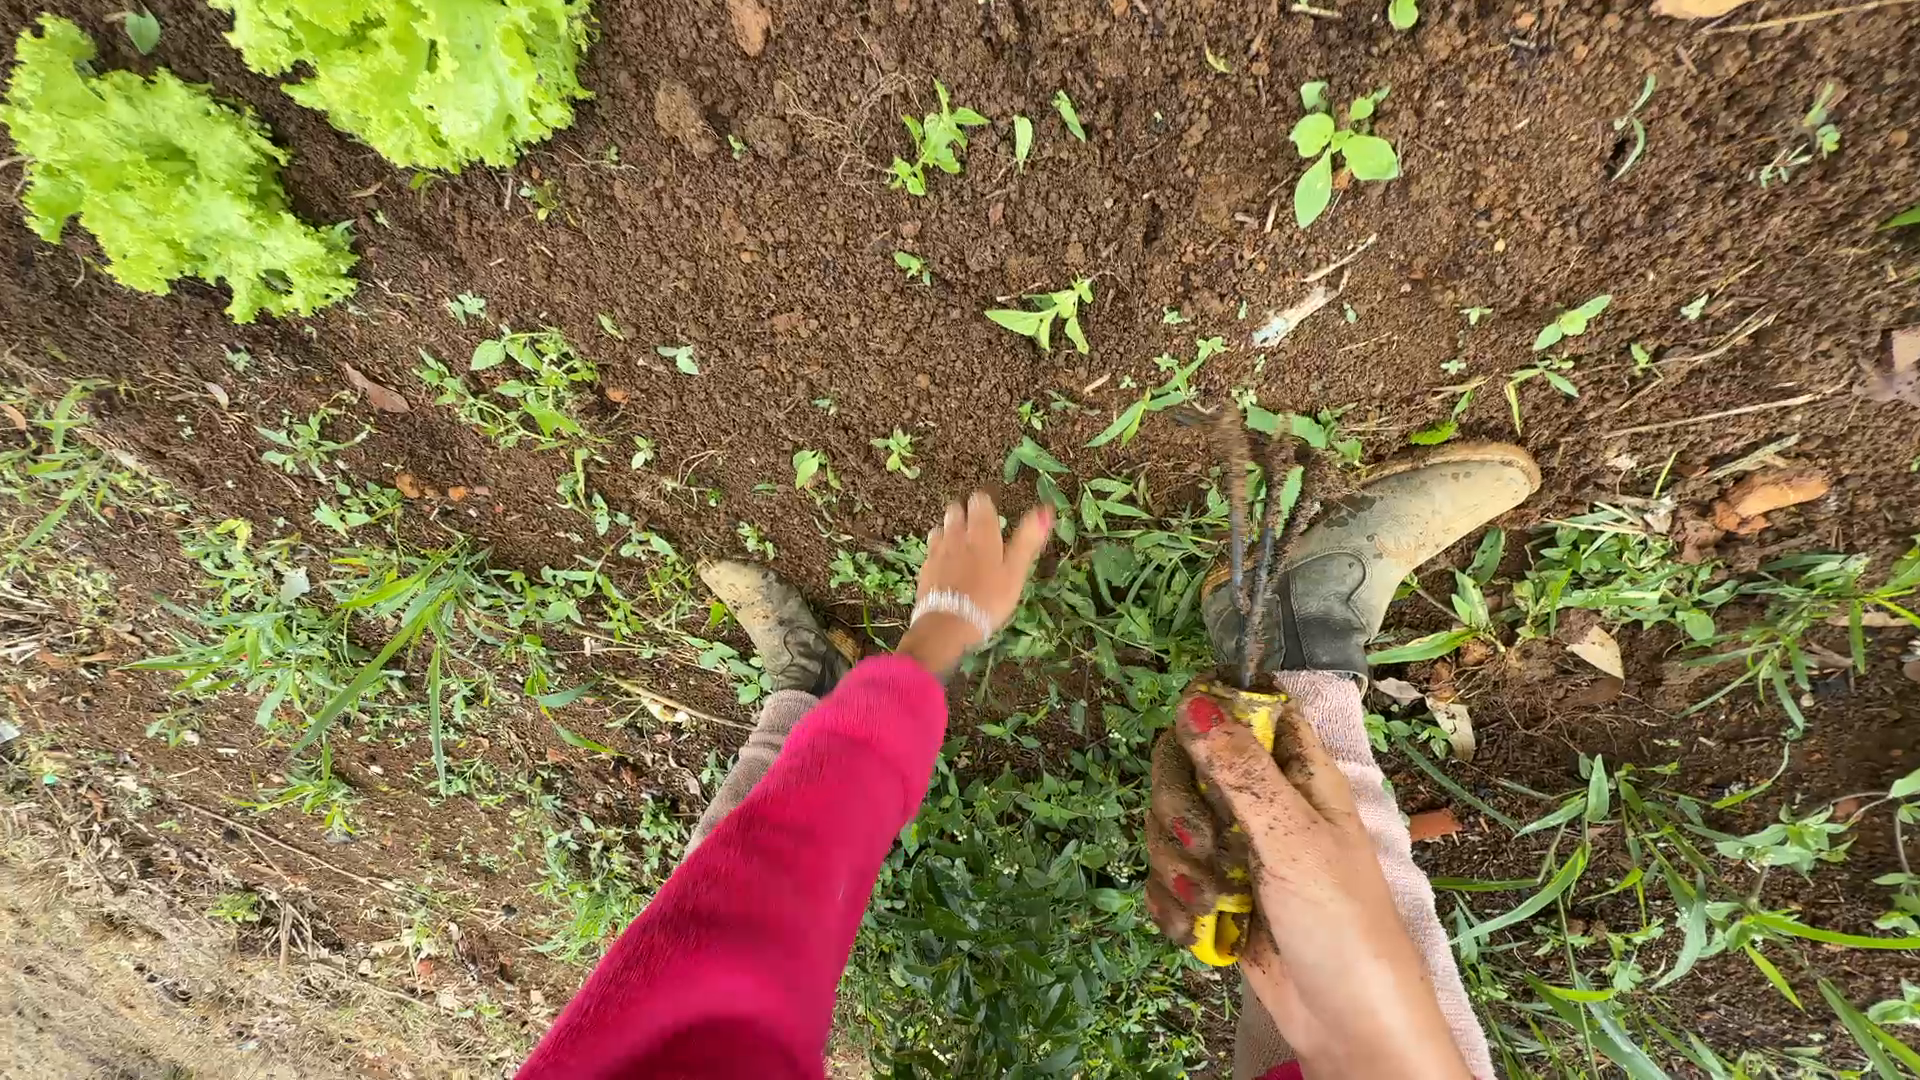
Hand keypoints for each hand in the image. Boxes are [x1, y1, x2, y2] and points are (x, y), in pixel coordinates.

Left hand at [897, 492, 1050, 676]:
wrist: (948, 625)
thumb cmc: (989, 598)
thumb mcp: (1015, 571)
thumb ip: (1028, 540)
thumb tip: (1045, 510)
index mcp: (981, 532)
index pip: (979, 501)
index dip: (985, 505)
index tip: (992, 516)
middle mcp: (956, 534)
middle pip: (956, 510)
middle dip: (965, 515)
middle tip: (977, 532)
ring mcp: (937, 550)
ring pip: (941, 528)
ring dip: (950, 532)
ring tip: (961, 548)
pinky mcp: (925, 568)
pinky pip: (932, 550)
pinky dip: (940, 552)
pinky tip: (947, 567)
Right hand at [1145, 692, 1470, 1079]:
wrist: (1347, 1033)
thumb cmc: (1342, 924)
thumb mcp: (1294, 839)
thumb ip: (1240, 769)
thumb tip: (1191, 699)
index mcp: (1293, 771)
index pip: (1246, 705)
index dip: (1213, 705)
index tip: (1187, 732)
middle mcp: (1256, 798)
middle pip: (1185, 761)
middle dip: (1178, 805)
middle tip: (1202, 842)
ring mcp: (1229, 845)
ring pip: (1166, 819)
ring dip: (1178, 864)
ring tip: (1212, 903)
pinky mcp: (1208, 889)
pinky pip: (1162, 872)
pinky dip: (1171, 902)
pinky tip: (1196, 928)